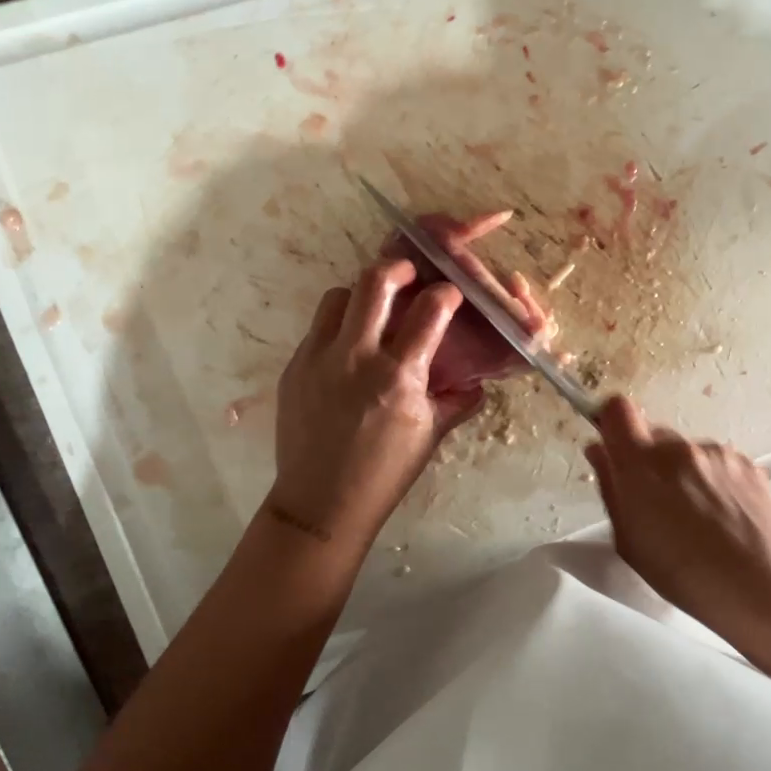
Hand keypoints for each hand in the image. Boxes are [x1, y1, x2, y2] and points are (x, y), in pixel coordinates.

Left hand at [270, 259, 479, 548]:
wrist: (321, 503)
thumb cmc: (384, 473)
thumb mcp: (430, 436)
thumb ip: (457, 402)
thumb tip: (476, 383)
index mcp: (398, 374)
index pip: (430, 310)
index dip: (445, 293)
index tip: (451, 293)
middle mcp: (356, 356)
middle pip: (374, 282)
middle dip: (397, 267)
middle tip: (409, 273)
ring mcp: (319, 358)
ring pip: (338, 296)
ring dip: (361, 294)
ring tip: (374, 310)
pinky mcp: (294, 367)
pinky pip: (318, 329)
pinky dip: (338, 327)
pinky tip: (349, 349)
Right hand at [585, 396, 770, 629]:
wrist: (763, 584)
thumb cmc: (685, 575)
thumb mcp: (630, 542)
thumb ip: (611, 488)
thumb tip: (600, 451)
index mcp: (642, 464)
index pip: (617, 410)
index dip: (612, 424)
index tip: (616, 449)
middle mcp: (679, 448)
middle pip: (653, 434)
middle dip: (648, 460)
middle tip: (658, 502)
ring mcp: (716, 452)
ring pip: (687, 451)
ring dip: (684, 472)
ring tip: (699, 517)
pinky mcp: (747, 462)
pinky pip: (717, 462)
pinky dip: (713, 481)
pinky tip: (724, 516)